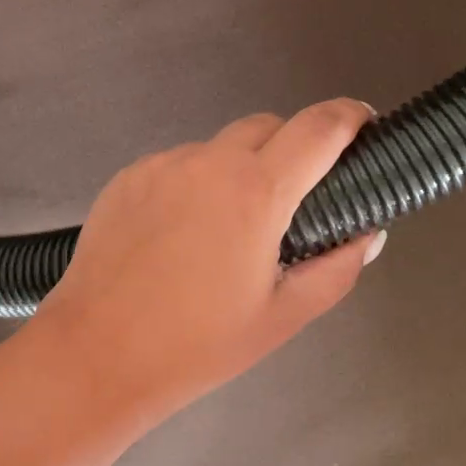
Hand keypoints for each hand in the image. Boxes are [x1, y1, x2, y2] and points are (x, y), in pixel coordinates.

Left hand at [29, 100, 384, 417]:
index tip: (364, 121)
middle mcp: (207, 161)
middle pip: (266, 126)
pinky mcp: (128, 174)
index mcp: (254, 191)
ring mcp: (161, 163)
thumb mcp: (283, 316)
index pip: (316, 128)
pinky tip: (180, 234)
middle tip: (295, 198)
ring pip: (218, 146)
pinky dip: (194, 183)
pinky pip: (177, 164)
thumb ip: (336, 267)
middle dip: (292, 147)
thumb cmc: (198, 343)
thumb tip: (367, 232)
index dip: (348, 116)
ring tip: (227, 231)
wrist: (98, 349)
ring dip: (238, 169)